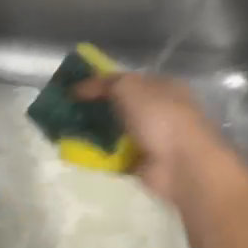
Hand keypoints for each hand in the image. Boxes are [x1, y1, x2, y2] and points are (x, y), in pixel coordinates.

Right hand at [74, 73, 233, 205]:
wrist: (183, 166)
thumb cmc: (160, 116)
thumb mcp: (128, 86)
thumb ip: (101, 83)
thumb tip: (76, 90)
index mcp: (163, 88)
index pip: (127, 80)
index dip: (100, 82)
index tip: (73, 88)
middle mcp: (160, 112)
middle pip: (119, 107)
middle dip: (94, 108)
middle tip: (64, 110)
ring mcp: (153, 140)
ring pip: (115, 132)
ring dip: (93, 132)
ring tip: (63, 131)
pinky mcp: (143, 164)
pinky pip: (114, 156)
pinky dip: (97, 155)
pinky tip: (75, 151)